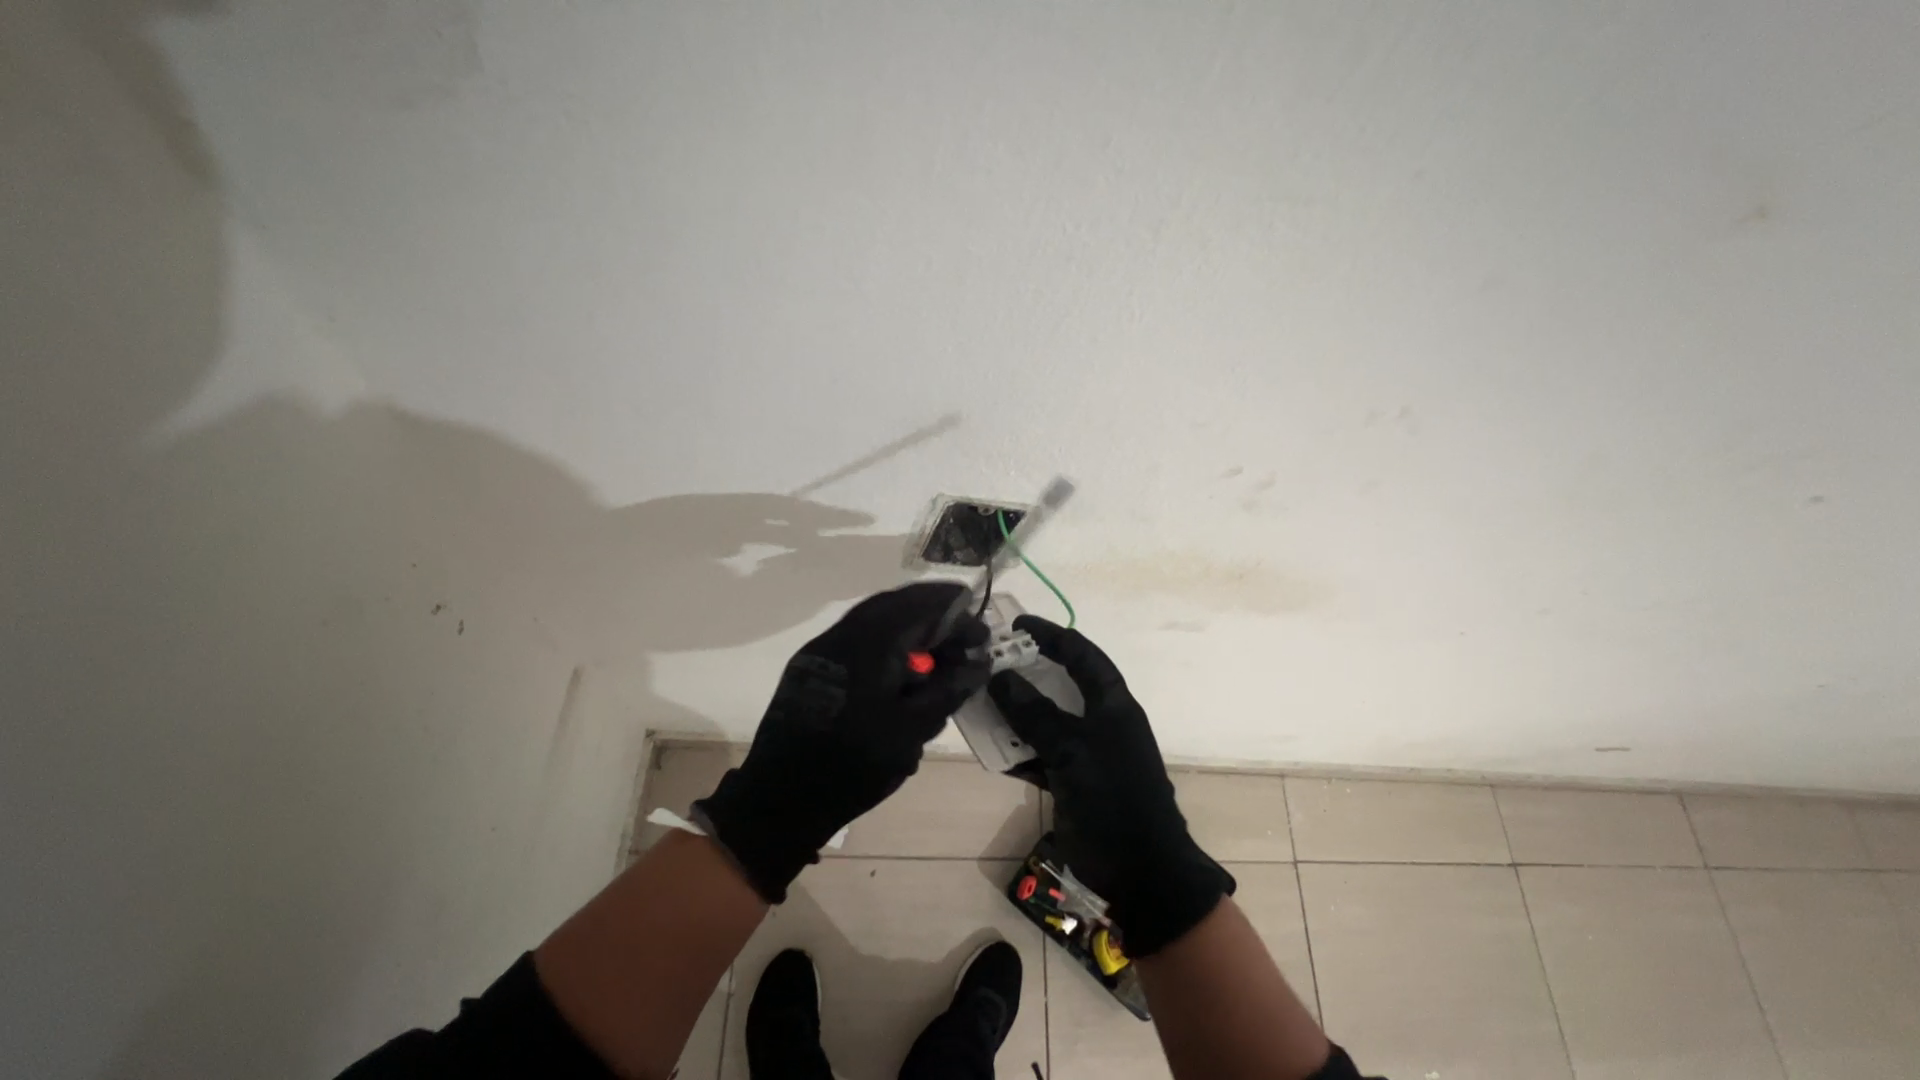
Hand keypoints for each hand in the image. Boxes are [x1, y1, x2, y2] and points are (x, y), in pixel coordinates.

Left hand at [692, 582, 988, 901]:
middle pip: (896, 607)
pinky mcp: (810, 670)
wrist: (780, 801)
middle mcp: (841, 634)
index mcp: (868, 642)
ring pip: (875, 624)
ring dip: (909, 633)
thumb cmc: (853, 764)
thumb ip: (948, 690)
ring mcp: (821, 651)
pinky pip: (857, 643)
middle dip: (933, 620)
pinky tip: (902, 678)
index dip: (955, 612)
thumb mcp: (911, 730)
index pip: (919, 605)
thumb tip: (978, 664)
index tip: (981, 629)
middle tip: (963, 644)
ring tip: (937, 663)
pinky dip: (887, 650)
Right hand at [988, 616, 1232, 955]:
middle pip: (1059, 685)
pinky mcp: (1070, 782)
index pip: (1082, 655)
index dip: (1052, 636)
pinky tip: (988, 747)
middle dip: (1025, 672)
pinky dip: (1015, 750)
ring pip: (1043, 721)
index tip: (1017, 624)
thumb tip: (1000, 677)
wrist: (1140, 869)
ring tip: (978, 701)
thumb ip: (1035, 713)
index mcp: (1113, 705)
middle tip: (988, 662)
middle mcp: (1100, 723)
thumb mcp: (1072, 751)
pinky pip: (1037, 755)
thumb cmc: (1113, 800)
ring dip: (1014, 713)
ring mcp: (1085, 754)